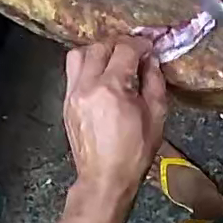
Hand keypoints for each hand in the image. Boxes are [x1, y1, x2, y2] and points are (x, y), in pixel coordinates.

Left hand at [62, 38, 167, 206]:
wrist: (105, 178)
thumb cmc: (134, 152)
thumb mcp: (156, 116)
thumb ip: (154, 82)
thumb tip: (151, 60)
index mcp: (112, 89)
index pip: (125, 49)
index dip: (140, 44)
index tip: (149, 48)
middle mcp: (88, 86)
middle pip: (100, 46)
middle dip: (120, 45)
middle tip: (134, 54)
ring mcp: (73, 94)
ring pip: (79, 54)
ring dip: (97, 52)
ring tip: (113, 62)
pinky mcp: (66, 102)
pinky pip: (72, 72)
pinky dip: (87, 67)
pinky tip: (101, 77)